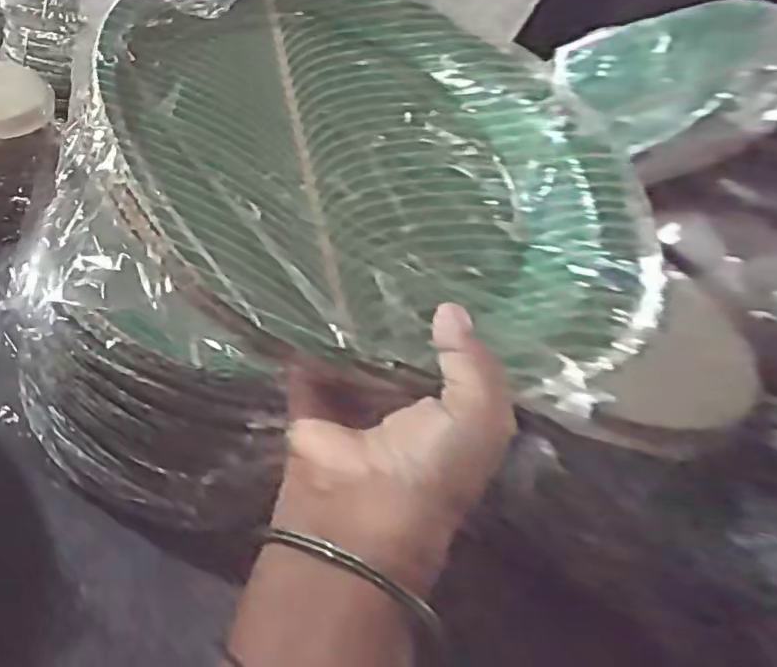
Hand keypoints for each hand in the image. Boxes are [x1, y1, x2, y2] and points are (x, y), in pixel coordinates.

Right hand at [271, 304, 516, 594]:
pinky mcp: (306, 403)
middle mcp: (397, 410)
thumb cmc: (432, 463)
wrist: (359, 499)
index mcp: (445, 417)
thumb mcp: (478, 418)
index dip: (444, 335)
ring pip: (346, 360)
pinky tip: (298, 310)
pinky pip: (302, 367)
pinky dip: (298, 345)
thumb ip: (472, 365)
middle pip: (391, 360)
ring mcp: (348, 406)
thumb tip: (450, 309)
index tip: (429, 292)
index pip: (446, 368)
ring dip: (341, 333)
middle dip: (386, 327)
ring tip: (334, 283)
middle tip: (375, 277)